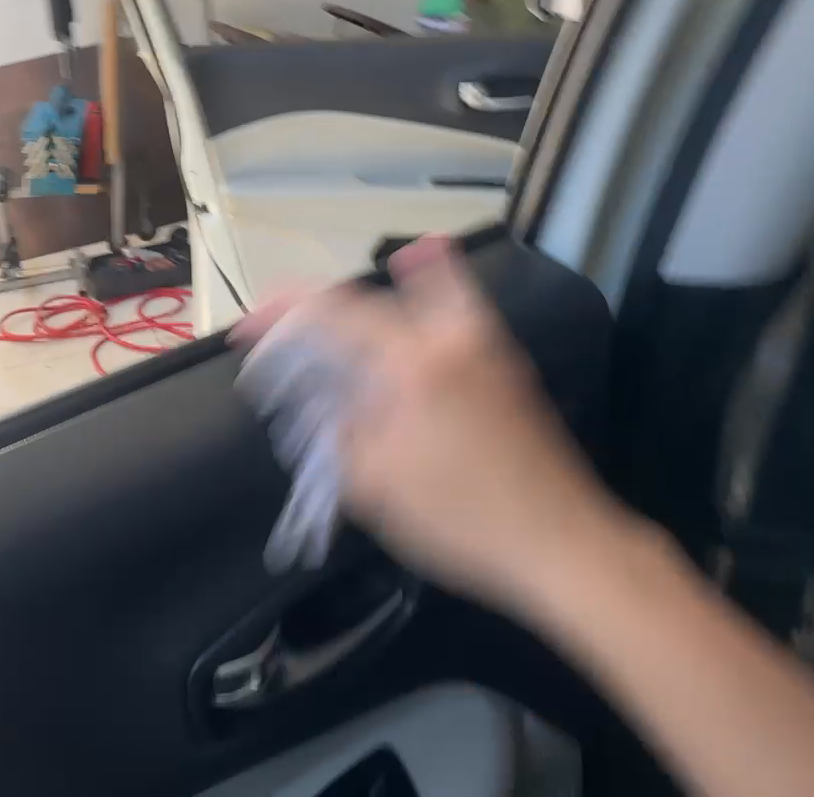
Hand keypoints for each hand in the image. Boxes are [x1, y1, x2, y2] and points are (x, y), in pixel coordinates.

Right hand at [233, 237, 644, 614]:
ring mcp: (485, 351)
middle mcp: (448, 341)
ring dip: (375, 278)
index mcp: (409, 365)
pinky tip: (426, 266)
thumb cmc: (463, 520)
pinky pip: (460, 309)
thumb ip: (335, 434)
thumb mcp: (375, 486)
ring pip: (426, 289)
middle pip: (369, 298)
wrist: (567, 546)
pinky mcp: (506, 370)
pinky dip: (438, 279)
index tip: (247, 328)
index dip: (280, 315)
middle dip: (314, 302)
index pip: (330, 318)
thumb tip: (315, 406)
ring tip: (351, 278)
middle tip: (280, 314)